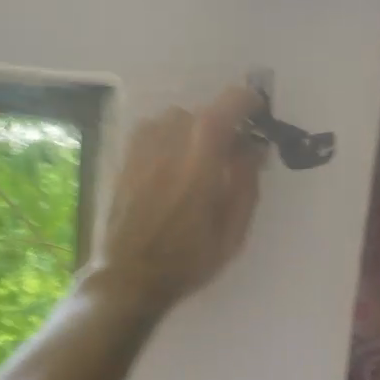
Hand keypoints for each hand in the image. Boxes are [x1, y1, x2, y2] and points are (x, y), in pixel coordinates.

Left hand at [84, 85, 267, 312]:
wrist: (130, 278)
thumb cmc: (188, 261)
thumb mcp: (232, 233)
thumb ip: (246, 185)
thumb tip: (253, 148)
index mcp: (199, 163)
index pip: (225, 108)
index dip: (245, 101)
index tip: (257, 111)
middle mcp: (167, 145)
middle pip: (200, 114)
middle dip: (220, 128)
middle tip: (229, 155)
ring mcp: (140, 150)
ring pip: (172, 121)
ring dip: (191, 134)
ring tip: (196, 163)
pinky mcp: (123, 160)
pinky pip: (150, 133)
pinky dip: (166, 140)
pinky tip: (170, 167)